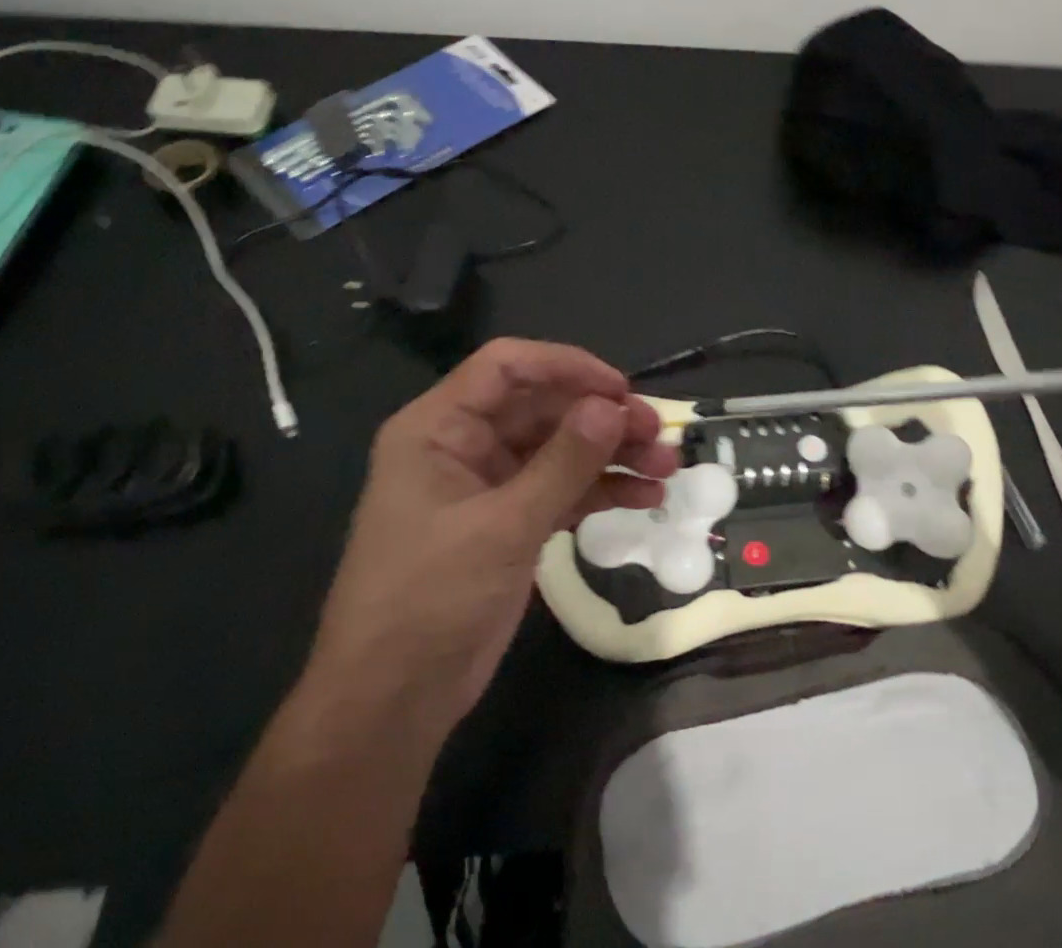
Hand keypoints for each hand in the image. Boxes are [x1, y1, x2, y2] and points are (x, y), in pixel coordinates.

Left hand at [309, 339, 677, 726]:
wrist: (395, 693)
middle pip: (541, 409)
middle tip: (660, 436)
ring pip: (559, 452)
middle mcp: (462, 448)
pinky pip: (561, 492)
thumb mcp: (501, 526)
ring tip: (666, 469)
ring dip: (612, 456)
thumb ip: (562, 463)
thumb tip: (613, 408)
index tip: (623, 391)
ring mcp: (488, 489)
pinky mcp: (509, 527)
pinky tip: (644, 499)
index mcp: (438, 429)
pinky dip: (601, 492)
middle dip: (602, 419)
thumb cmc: (431, 597)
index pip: (507, 368)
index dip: (567, 367)